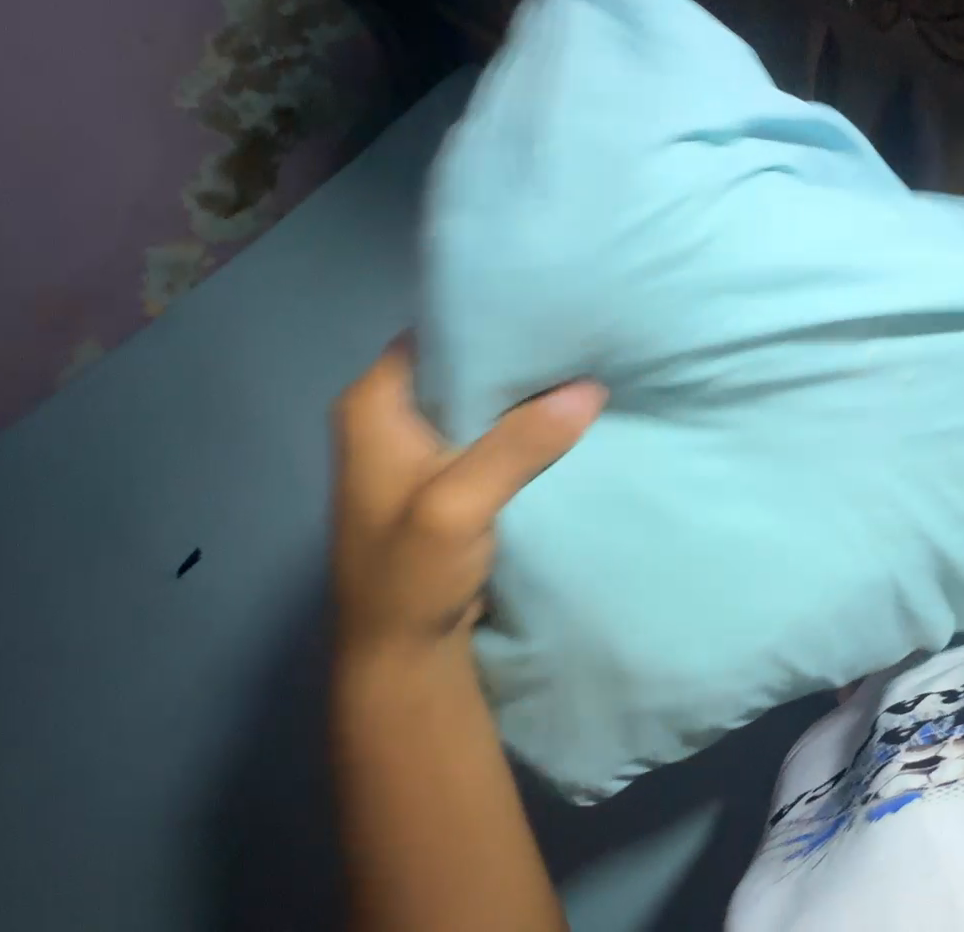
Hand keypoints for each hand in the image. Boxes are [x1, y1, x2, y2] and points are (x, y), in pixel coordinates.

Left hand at [330, 342, 606, 663]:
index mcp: (373, 404)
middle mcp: (392, 414)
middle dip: (522, 355)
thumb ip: (519, 445)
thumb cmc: (409, 575)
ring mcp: (422, 446)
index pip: (438, 334)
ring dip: (530, 392)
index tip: (556, 312)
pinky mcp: (451, 474)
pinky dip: (530, 424)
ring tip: (587, 366)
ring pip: (484, 398)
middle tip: (584, 337)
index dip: (494, 321)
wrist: (403, 651)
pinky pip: (496, 431)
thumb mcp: (459, 505)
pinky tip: (572, 416)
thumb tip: (590, 388)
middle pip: (465, 363)